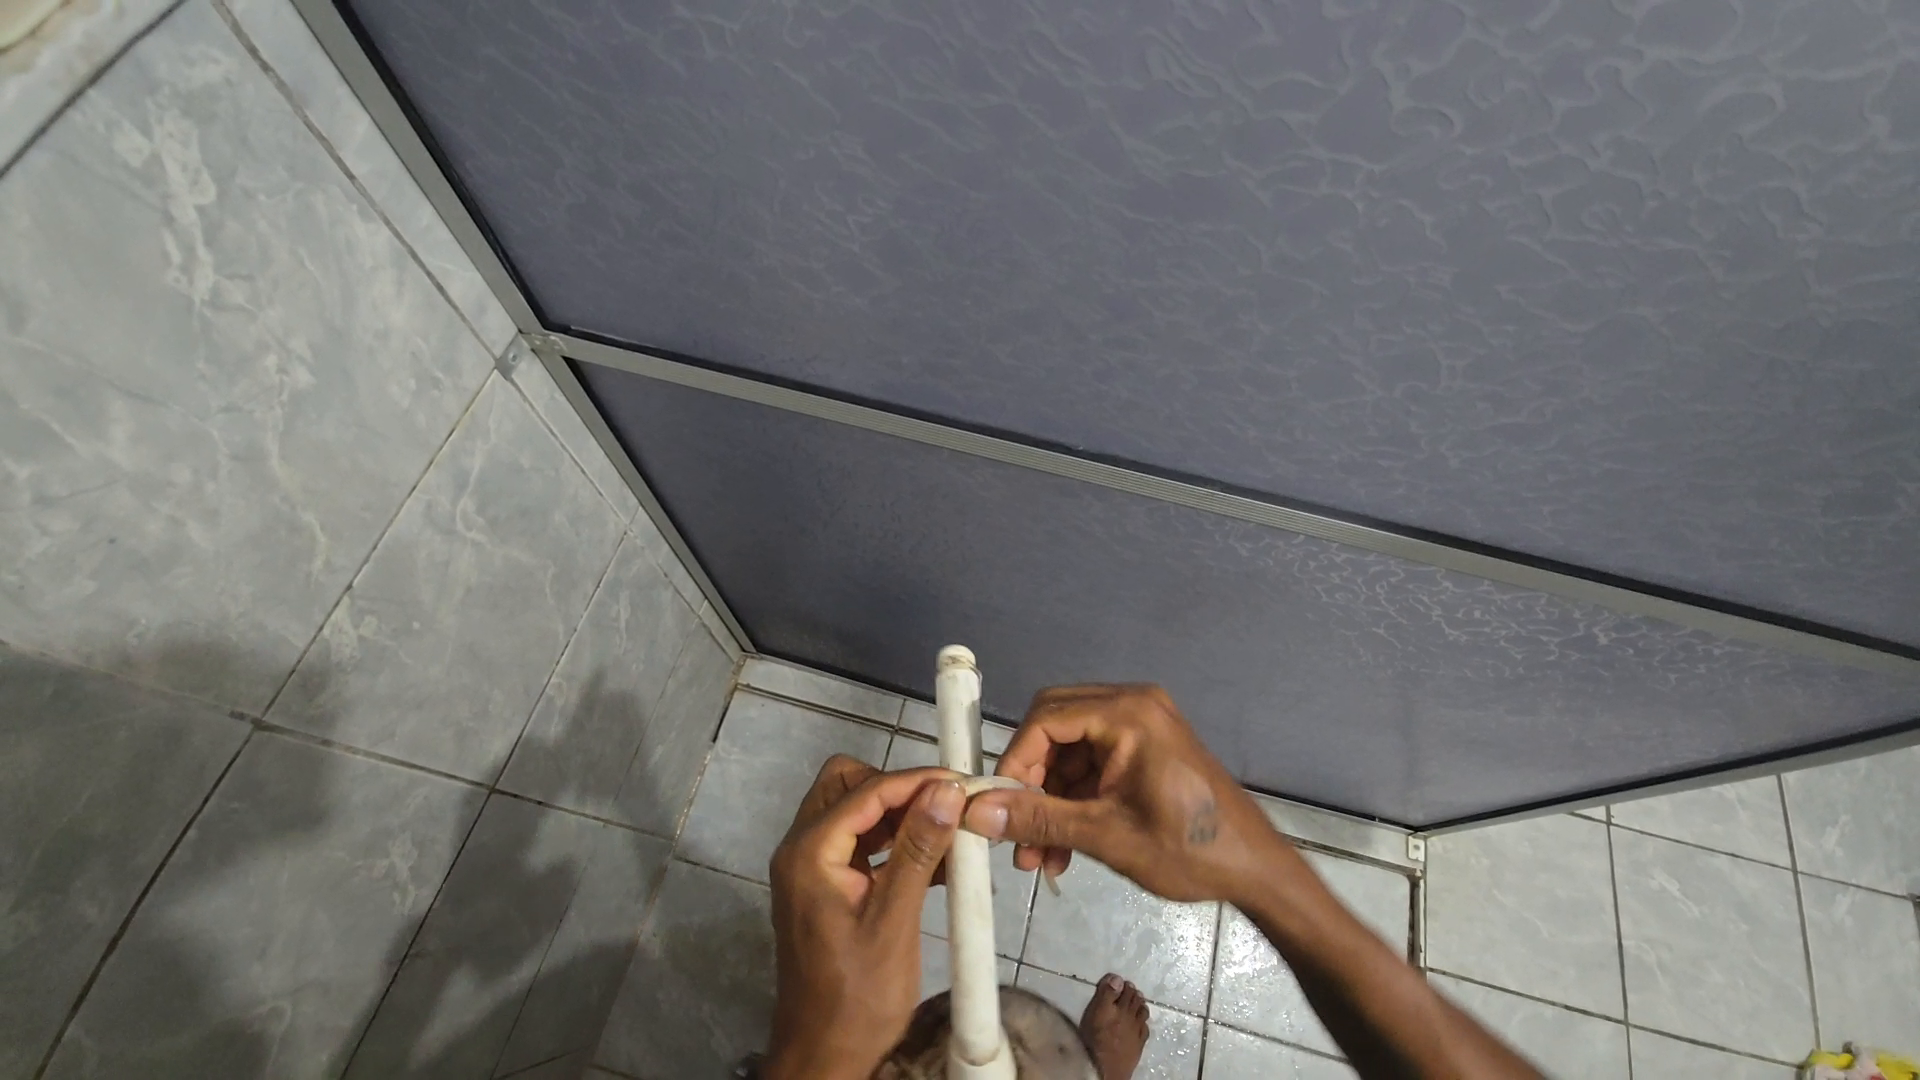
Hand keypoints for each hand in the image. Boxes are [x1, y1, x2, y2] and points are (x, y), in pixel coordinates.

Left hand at [764, 755, 965, 1079]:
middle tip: (942, 806)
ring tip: (944, 830)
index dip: (915, 781)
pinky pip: (857, 839)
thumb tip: (947, 791)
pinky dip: (891, 839)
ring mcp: (809, 865)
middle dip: (896, 788)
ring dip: (896, 813)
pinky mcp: (824, 883)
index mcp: (809, 852)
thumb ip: (919, 850)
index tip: (961, 782)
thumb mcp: (894, 921)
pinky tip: (932, 858)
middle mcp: (801, 848)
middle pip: (846, 784)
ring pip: (852, 808)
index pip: (866, 791)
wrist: (824, 1057)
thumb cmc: (858, 996)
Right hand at [965, 684, 1287, 903]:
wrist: (1256, 872)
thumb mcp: (1106, 836)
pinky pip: (1091, 764)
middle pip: (1053, 727)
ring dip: (1050, 800)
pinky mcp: (1143, 747)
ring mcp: (1140, 724)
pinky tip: (1062, 849)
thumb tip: (975, 813)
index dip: (1014, 762)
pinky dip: (1073, 801)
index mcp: (1128, 713)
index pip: (1046, 719)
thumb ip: (1038, 819)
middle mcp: (1132, 705)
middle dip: (1030, 781)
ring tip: (1038, 857)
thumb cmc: (1188, 850)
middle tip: (1016, 826)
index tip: (999, 807)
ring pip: (1069, 751)